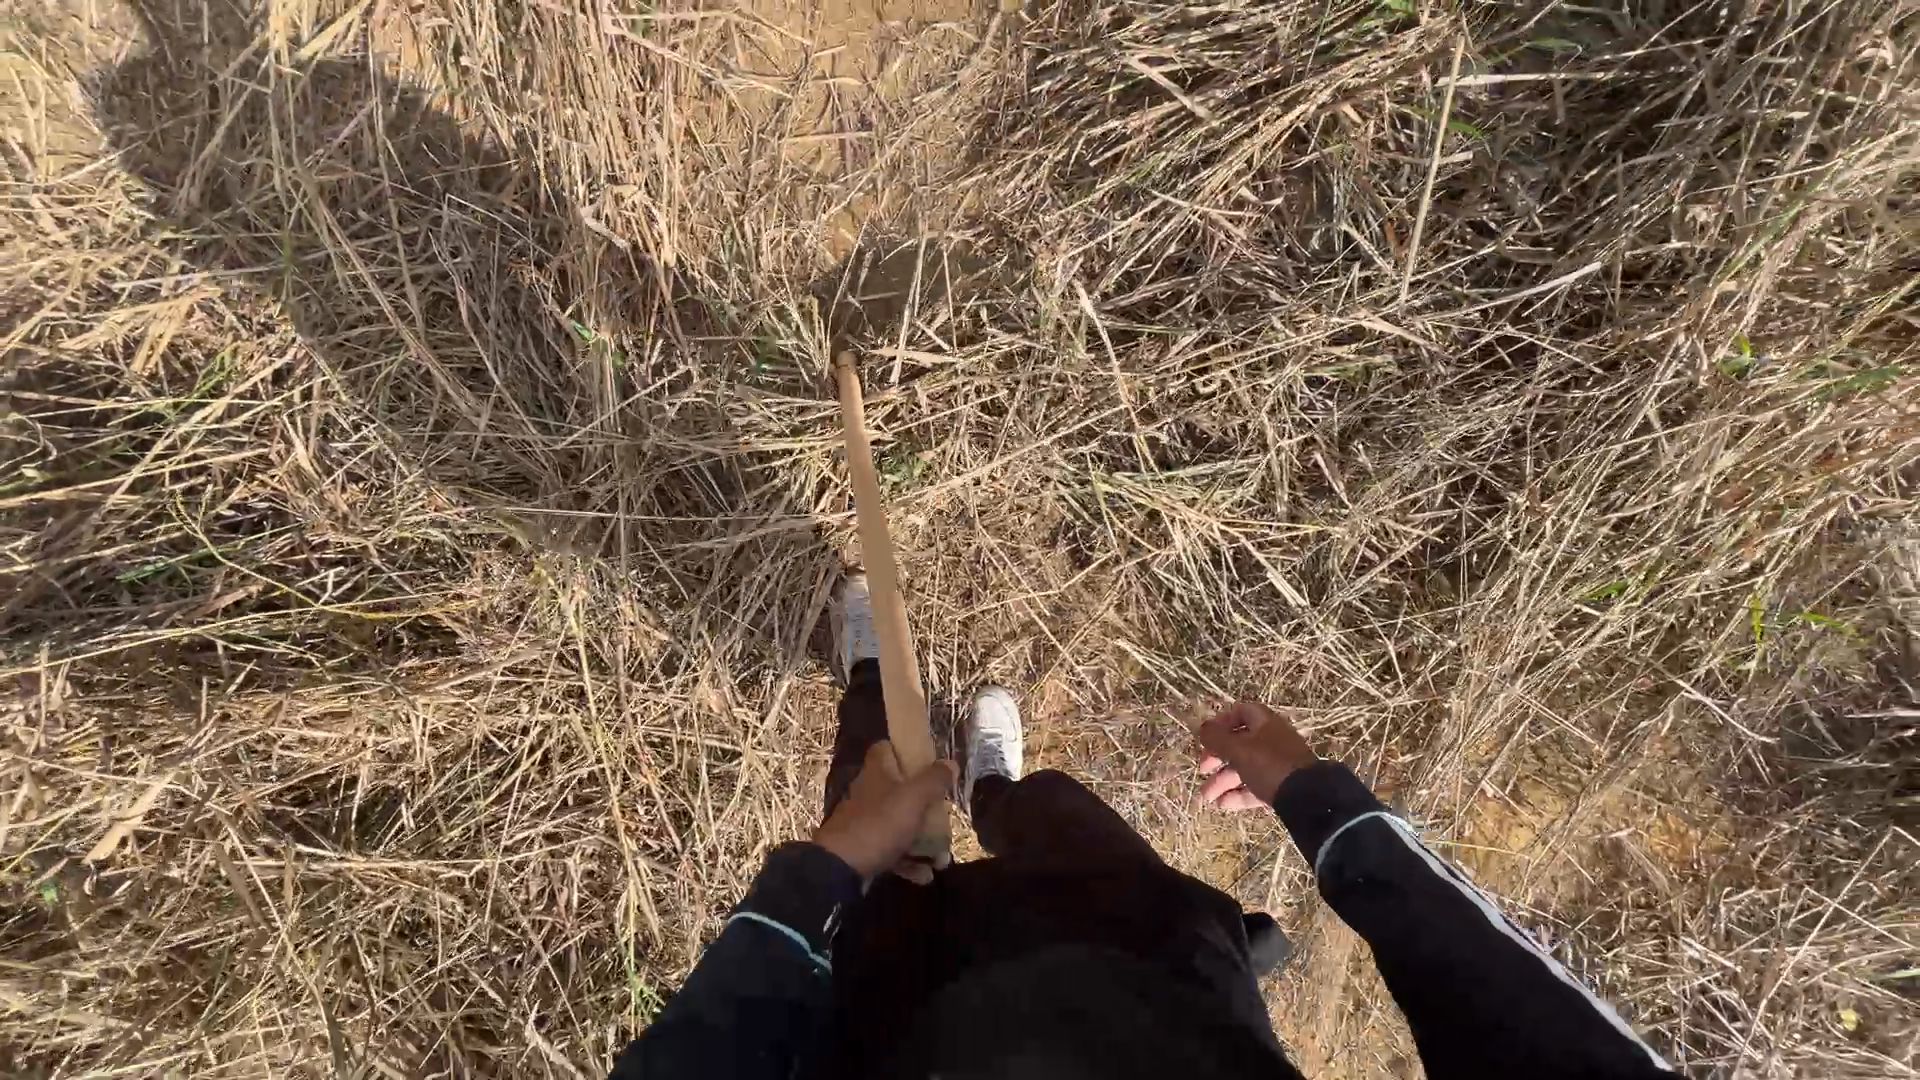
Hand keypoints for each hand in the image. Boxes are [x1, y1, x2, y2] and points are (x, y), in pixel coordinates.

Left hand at [812, 741, 955, 880]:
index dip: (902, 750)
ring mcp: (865, 823)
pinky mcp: (864, 849)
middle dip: (925, 806)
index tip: (925, 762)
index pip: (884, 749)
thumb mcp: (913, 798)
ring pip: (899, 824)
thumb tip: (951, 763)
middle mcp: (869, 794)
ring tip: (941, 859)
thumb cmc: (879, 824)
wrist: (840, 868)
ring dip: (922, 841)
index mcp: (877, 773)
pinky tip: (925, 875)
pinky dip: (909, 862)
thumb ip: (934, 780)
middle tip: (944, 817)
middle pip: (899, 790)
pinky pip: (892, 851)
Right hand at [1196, 701, 1317, 810]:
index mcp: (1264, 724)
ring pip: (1245, 768)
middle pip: (1239, 744)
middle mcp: (1272, 740)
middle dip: (1217, 759)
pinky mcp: (1283, 786)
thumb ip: (1216, 738)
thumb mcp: (1237, 749)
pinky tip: (1223, 805)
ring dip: (1223, 781)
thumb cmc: (1269, 764)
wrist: (1309, 799)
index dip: (1221, 722)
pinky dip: (1239, 794)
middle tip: (1203, 770)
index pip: (1240, 712)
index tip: (1207, 737)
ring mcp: (1279, 764)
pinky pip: (1257, 786)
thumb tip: (1201, 728)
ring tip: (1207, 797)